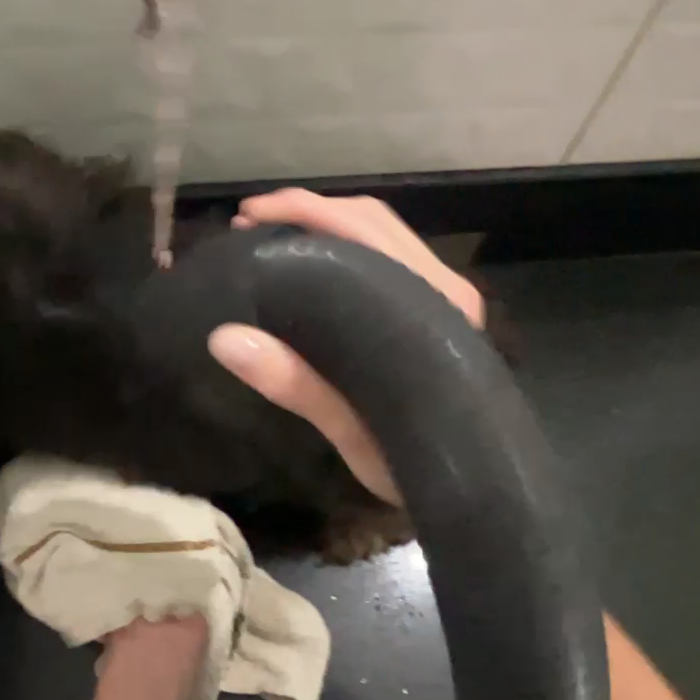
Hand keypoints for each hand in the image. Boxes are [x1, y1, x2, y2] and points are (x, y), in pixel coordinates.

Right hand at [206, 189, 485, 504]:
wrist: (473, 489)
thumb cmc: (418, 464)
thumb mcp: (354, 431)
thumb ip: (298, 386)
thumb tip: (225, 338)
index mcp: (433, 304)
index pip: (365, 229)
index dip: (304, 211)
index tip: (247, 217)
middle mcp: (446, 286)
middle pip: (373, 220)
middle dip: (308, 210)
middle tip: (249, 223)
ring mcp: (446, 295)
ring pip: (383, 234)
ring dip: (326, 225)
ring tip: (271, 236)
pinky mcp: (440, 309)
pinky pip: (389, 257)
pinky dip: (345, 247)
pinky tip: (311, 265)